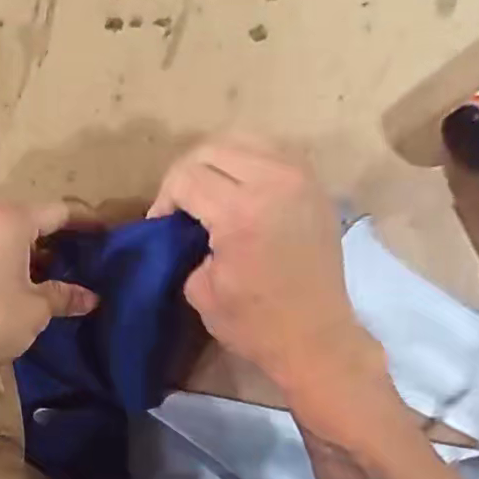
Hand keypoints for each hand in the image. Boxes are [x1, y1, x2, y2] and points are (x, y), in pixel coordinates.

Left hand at [0, 202, 98, 385]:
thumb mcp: (38, 308)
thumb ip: (66, 295)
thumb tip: (92, 298)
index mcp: (10, 220)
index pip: (60, 212)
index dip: (87, 223)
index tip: (107, 235)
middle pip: (35, 219)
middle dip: (63, 237)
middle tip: (88, 257)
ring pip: (14, 234)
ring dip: (39, 250)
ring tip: (64, 274)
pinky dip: (18, 258)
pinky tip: (32, 281)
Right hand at [149, 138, 378, 391]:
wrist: (316, 339)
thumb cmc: (255, 325)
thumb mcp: (201, 291)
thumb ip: (188, 247)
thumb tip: (187, 228)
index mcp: (240, 213)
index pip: (186, 177)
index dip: (165, 199)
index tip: (162, 225)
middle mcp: (273, 182)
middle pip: (212, 148)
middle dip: (186, 175)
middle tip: (181, 207)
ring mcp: (300, 179)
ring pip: (244, 140)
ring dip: (218, 163)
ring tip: (210, 195)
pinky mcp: (315, 186)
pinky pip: (274, 152)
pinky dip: (249, 163)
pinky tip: (241, 191)